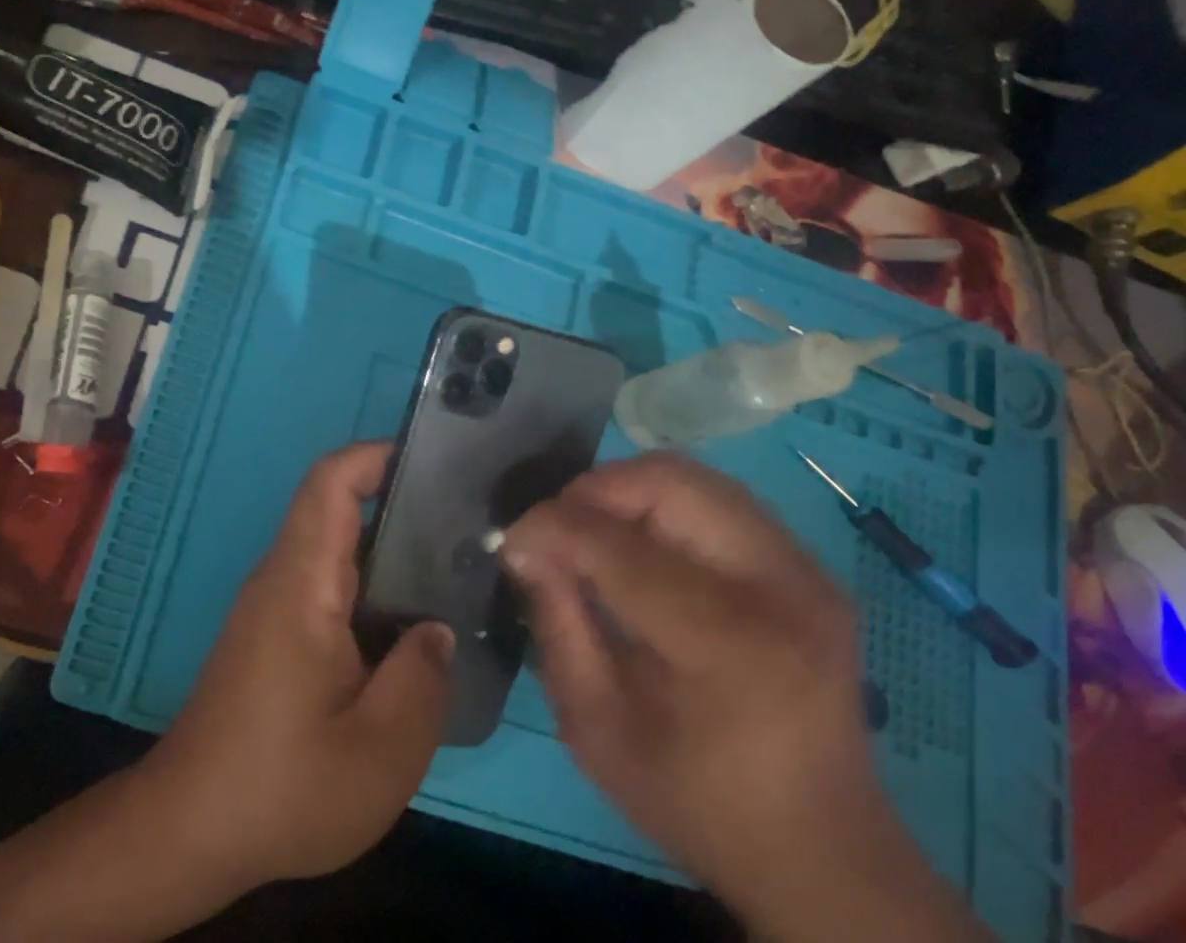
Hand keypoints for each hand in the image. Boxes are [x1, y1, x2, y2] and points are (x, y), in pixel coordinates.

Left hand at [137, 442, 455, 887]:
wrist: (189, 828)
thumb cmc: (284, 786)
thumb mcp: (381, 746)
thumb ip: (422, 676)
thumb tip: (436, 627)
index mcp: (301, 585)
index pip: (329, 484)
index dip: (376, 455)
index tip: (437, 460)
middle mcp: (279, 583)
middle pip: (337, 514)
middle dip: (403, 507)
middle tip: (477, 527)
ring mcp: (270, 614)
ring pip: (335, 559)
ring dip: (391, 559)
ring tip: (463, 575)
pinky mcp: (269, 645)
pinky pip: (325, 596)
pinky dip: (372, 598)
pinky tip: (414, 635)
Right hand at [499, 452, 988, 941]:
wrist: (820, 850)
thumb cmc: (694, 800)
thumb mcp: (594, 726)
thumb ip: (557, 624)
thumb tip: (525, 547)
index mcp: (724, 640)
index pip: (615, 540)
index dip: (548, 527)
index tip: (510, 544)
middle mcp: (779, 585)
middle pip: (668, 480)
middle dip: (591, 492)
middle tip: (553, 535)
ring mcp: (807, 572)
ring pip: (698, 479)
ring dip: (627, 496)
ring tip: (590, 541)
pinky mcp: (811, 572)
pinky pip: (721, 505)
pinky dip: (662, 511)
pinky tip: (638, 557)